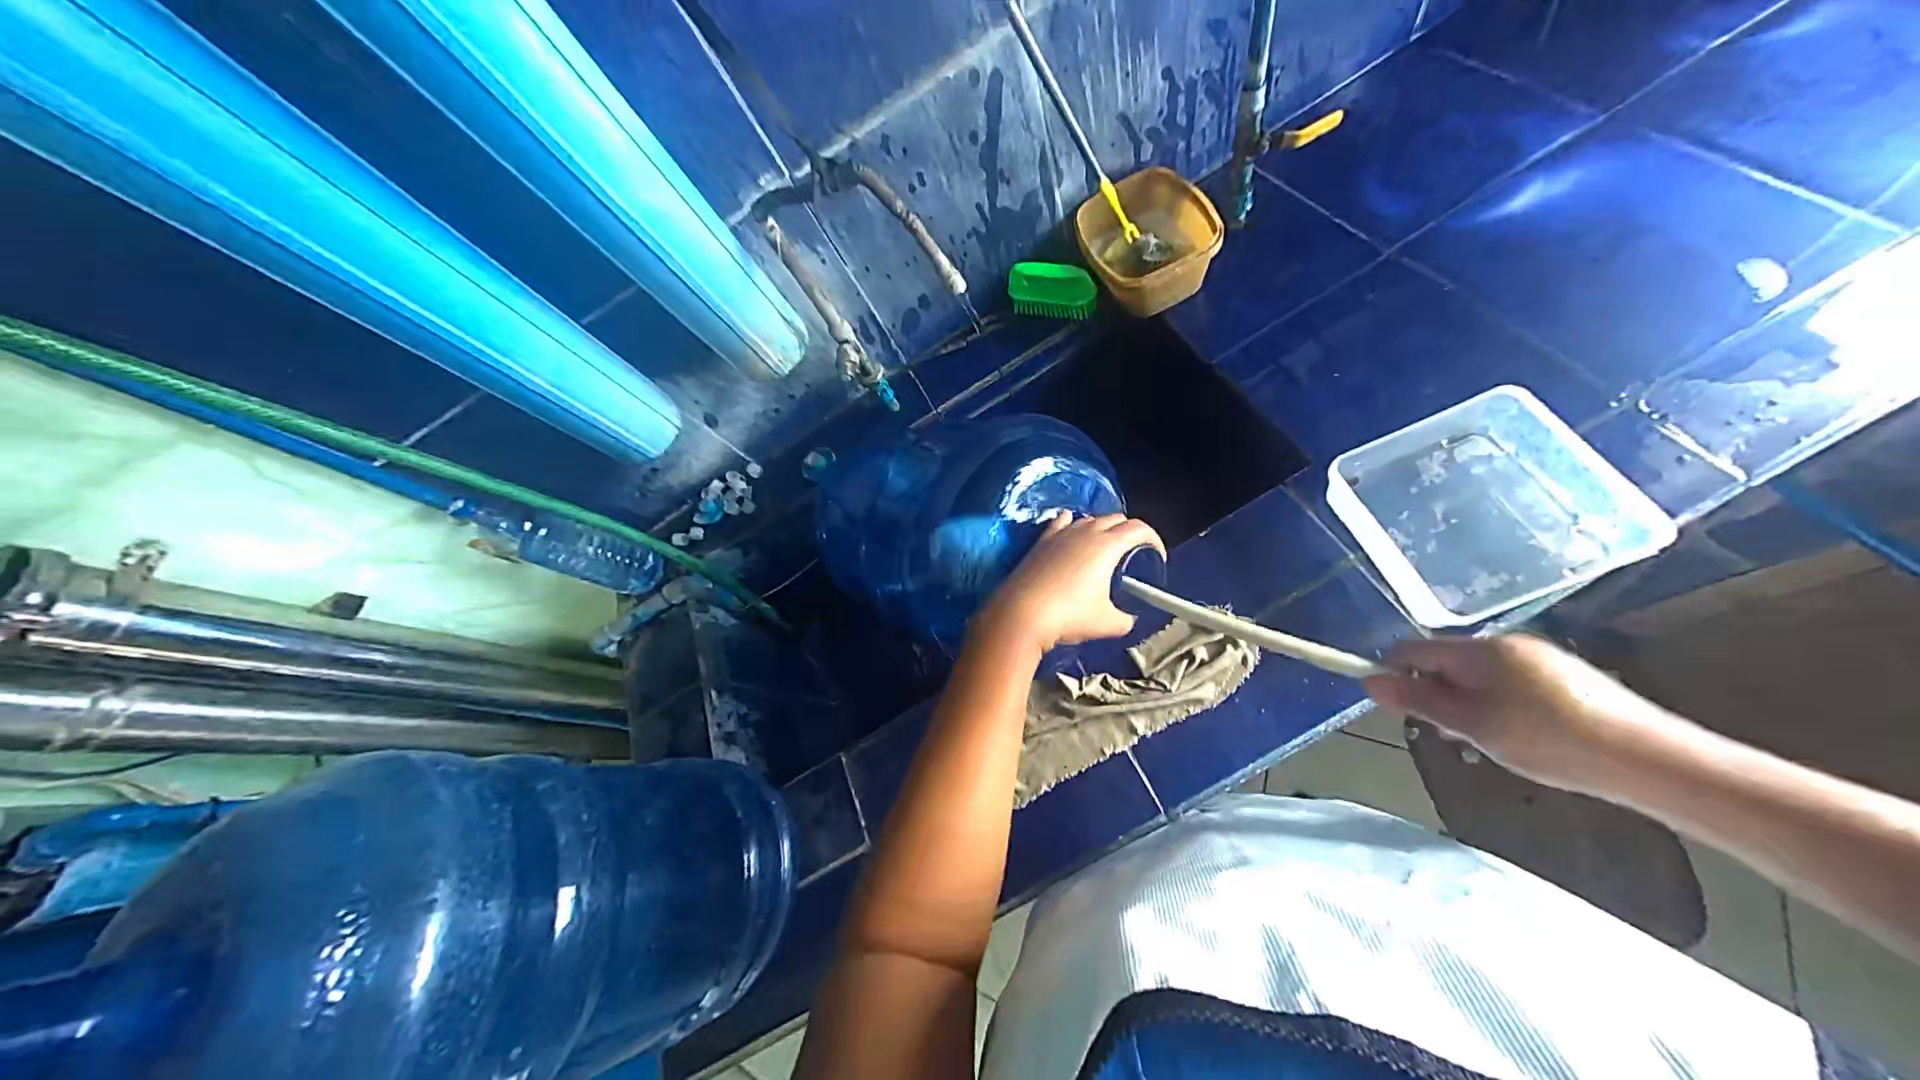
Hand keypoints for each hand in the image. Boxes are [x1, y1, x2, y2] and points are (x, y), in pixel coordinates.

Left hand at [972, 513, 1164, 653]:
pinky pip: (1062, 522)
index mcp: (1108, 545)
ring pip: (1089, 519)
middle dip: (1129, 532)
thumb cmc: (1068, 616)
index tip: (1156, 555)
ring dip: (1102, 528)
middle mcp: (1085, 531)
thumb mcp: (1108, 623)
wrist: (1021, 613)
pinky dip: (1073, 525)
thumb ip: (1126, 618)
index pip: (1139, 528)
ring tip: (1104, 548)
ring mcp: (1060, 533)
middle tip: (1133, 554)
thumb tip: (1127, 619)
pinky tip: (1071, 536)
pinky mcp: (1041, 541)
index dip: (1153, 539)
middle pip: (1115, 518)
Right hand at [1363, 635, 1677, 792]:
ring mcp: (1539, 659)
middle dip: (1437, 694)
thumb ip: (1419, 701)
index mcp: (1479, 649)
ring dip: (1469, 704)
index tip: (1400, 710)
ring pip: (1477, 677)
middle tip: (1452, 735)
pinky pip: (1509, 684)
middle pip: (1445, 662)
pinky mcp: (1565, 678)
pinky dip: (1500, 707)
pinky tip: (1524, 738)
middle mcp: (1506, 644)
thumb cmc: (1549, 740)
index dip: (1396, 676)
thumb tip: (1369, 680)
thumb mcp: (1472, 725)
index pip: (1412, 650)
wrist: (1651, 760)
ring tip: (1491, 742)